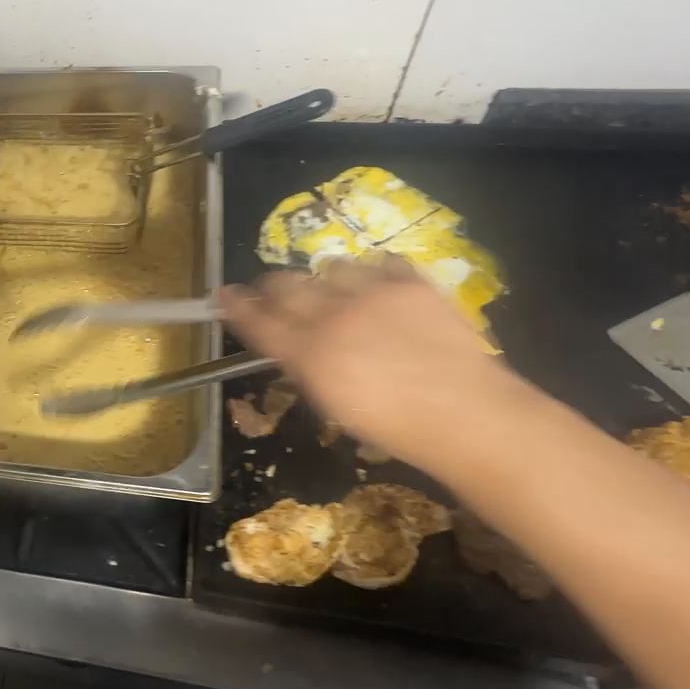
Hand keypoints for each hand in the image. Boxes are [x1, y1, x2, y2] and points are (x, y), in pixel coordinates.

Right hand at [218, 257, 534, 467]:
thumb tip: (292, 345)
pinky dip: (373, 272)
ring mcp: (372, 294)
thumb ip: (305, 365)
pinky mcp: (410, 283)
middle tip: (273, 293)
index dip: (236, 306)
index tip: (224, 296)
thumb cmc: (394, 425)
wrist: (465, 413)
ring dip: (326, 279)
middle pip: (285, 285)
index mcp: (308, 352)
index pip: (258, 320)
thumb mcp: (332, 402)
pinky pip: (380, 262)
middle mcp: (332, 316)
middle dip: (272, 287)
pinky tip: (377, 286)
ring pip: (331, 267)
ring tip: (337, 291)